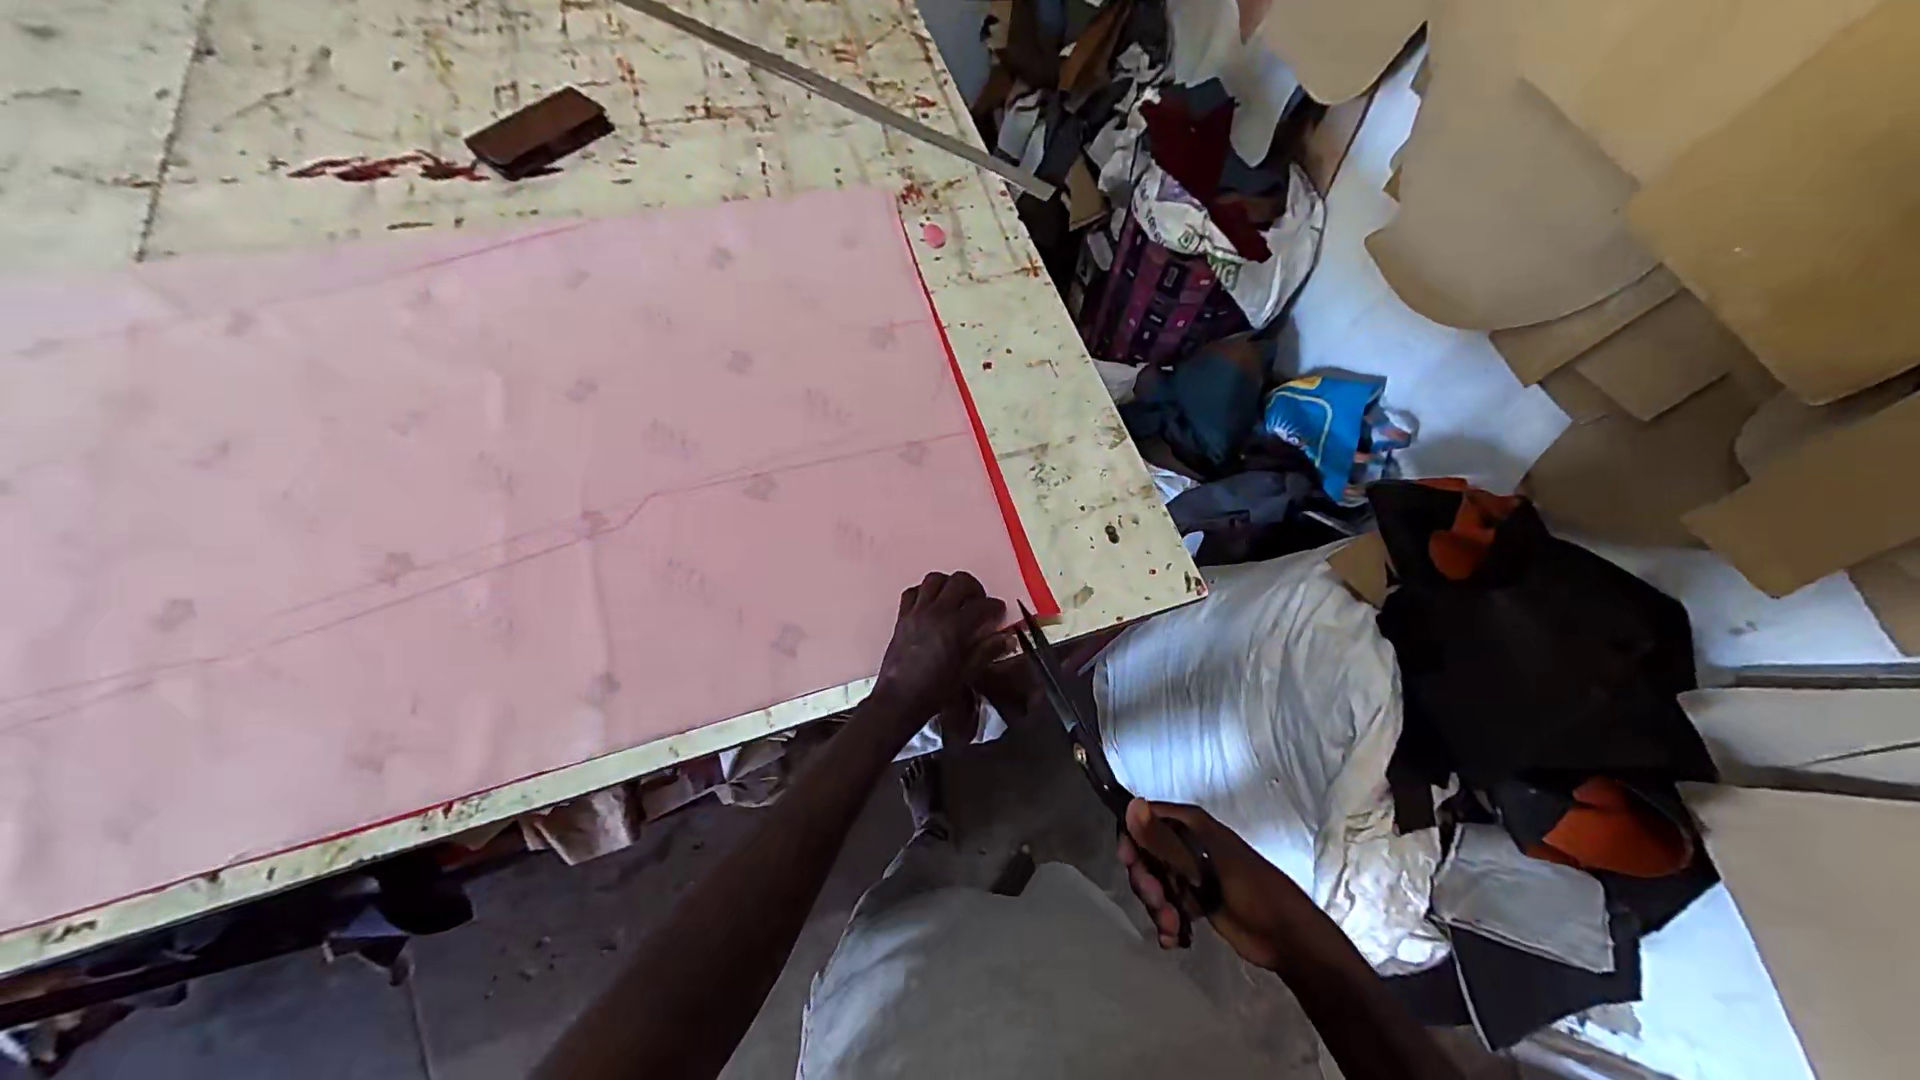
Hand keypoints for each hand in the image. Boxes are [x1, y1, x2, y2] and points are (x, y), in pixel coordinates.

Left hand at [872, 571, 1005, 723]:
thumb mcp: (967, 673)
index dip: (994, 606)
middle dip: (974, 588)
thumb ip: (986, 651)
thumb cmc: (935, 690)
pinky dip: (924, 592)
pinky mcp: (902, 616)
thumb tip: (1005, 638)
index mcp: (955, 627)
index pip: (981, 605)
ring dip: (949, 584)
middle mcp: (936, 613)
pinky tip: (931, 604)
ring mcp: (916, 612)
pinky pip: (913, 592)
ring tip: (955, 598)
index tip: (999, 611)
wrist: (900, 699)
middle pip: (959, 581)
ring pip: (934, 579)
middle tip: (979, 601)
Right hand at [1119, 799, 1306, 970]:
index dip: (1131, 840)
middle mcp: (1185, 844)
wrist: (1288, 937)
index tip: (1130, 864)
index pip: (1143, 820)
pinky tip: (1175, 938)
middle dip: (1146, 883)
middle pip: (1144, 855)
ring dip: (1157, 908)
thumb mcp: (1203, 863)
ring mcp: (1189, 874)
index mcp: (1189, 824)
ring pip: (1153, 884)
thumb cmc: (1250, 890)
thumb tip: (1131, 805)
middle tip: (1159, 902)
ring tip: (1173, 927)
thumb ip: (1163, 839)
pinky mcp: (1194, 901)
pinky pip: (1166, 906)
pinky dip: (1166, 923)